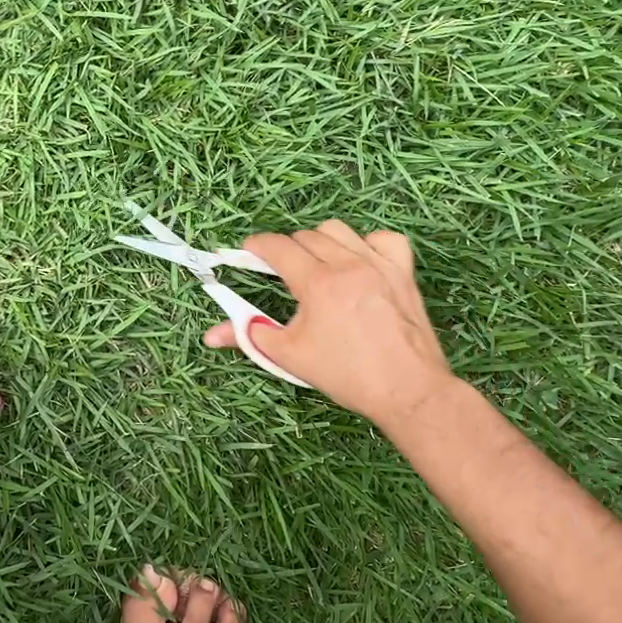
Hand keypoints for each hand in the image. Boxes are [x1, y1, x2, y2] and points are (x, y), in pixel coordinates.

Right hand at [203, 220, 459, 428]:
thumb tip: (211, 335)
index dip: (256, 246)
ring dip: (320, 241)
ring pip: (339, 231)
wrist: (409, 391)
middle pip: (305, 236)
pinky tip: (359, 262)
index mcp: (317, 283)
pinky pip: (385, 239)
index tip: (247, 253)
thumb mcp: (289, 356)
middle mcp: (348, 265)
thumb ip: (249, 335)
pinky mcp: (404, 274)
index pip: (277, 246)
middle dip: (285, 249)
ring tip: (316, 264)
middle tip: (279, 271)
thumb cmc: (346, 375)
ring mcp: (380, 266)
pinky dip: (367, 244)